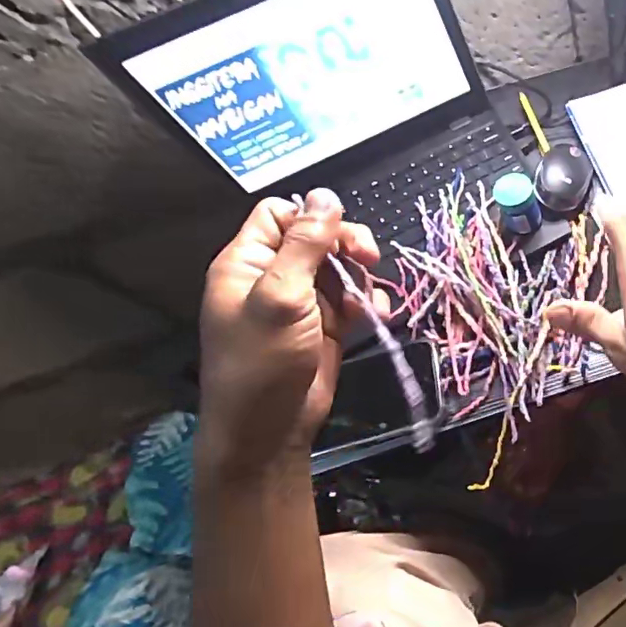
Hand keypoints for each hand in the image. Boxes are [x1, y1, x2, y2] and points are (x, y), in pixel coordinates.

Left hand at [197, 189, 381, 479]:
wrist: (269, 431)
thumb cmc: (263, 362)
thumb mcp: (281, 298)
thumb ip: (305, 245)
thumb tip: (325, 195)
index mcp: (248, 262)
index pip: (280, 215)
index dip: (312, 218)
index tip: (338, 237)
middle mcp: (274, 277)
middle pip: (318, 238)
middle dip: (346, 245)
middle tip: (368, 258)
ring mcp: (302, 303)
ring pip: (341, 268)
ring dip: (361, 278)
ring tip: (369, 300)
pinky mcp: (326, 326)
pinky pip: (352, 299)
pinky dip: (368, 303)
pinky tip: (377, 315)